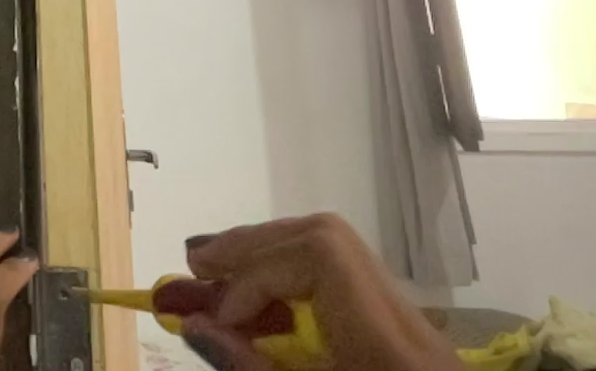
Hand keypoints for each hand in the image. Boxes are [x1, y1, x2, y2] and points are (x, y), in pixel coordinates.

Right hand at [180, 213, 462, 370]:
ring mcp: (402, 311)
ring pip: (327, 246)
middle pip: (322, 237)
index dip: (254, 279)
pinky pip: (335, 272)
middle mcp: (399, 307)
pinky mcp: (394, 324)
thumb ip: (248, 365)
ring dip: (267, 253)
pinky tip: (260, 297)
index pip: (314, 259)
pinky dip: (290, 272)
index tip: (217, 319)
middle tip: (196, 262)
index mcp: (384, 333)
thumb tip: (193, 323)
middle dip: (253, 245)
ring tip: (218, 272)